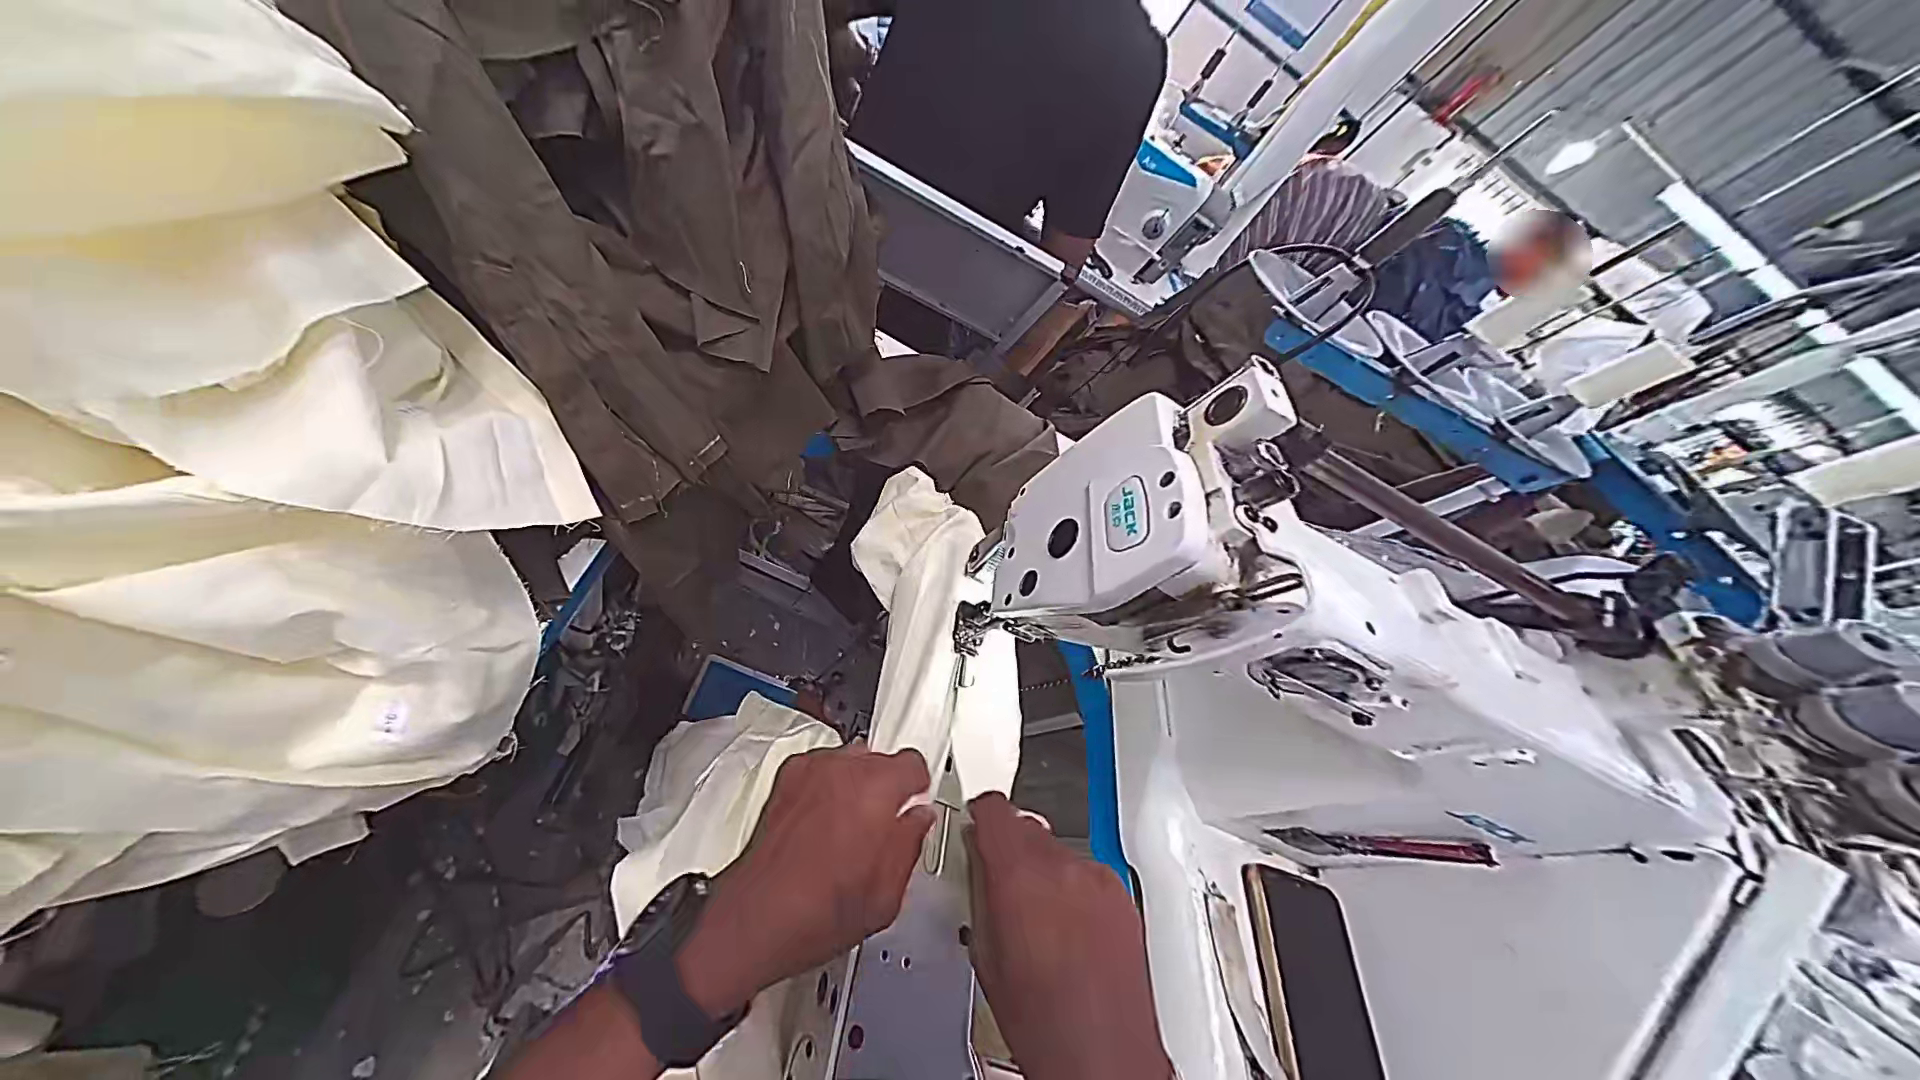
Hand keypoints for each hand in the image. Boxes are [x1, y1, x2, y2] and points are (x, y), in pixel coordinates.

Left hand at [675, 744, 936, 1016]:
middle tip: (882, 824)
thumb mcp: (886, 896)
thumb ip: (911, 844)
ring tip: (849, 825)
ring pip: (851, 760)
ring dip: (856, 783)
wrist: (754, 920)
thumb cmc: (812, 913)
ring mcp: (812, 769)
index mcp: (877, 791)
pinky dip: (826, 784)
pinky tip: (822, 821)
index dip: (918, 786)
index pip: (914, 763)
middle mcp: (844, 770)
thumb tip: (918, 821)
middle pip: (883, 758)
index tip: (913, 802)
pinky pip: (821, 767)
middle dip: (887, 786)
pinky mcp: (786, 777)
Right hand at [965, 793, 1172, 1079]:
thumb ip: (980, 888)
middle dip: (1010, 843)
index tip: (979, 819)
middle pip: (1026, 825)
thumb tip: (979, 860)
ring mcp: (1094, 877)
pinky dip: (1073, 884)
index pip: (995, 810)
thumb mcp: (986, 950)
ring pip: (1057, 848)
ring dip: (1043, 866)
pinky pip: (1086, 870)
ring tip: (1039, 912)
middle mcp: (1060, 866)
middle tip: (1002, 875)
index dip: (981, 812)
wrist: (1101, 1055)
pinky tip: (1069, 923)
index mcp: (1018, 874)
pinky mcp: (1119, 893)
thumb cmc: (1042, 1019)